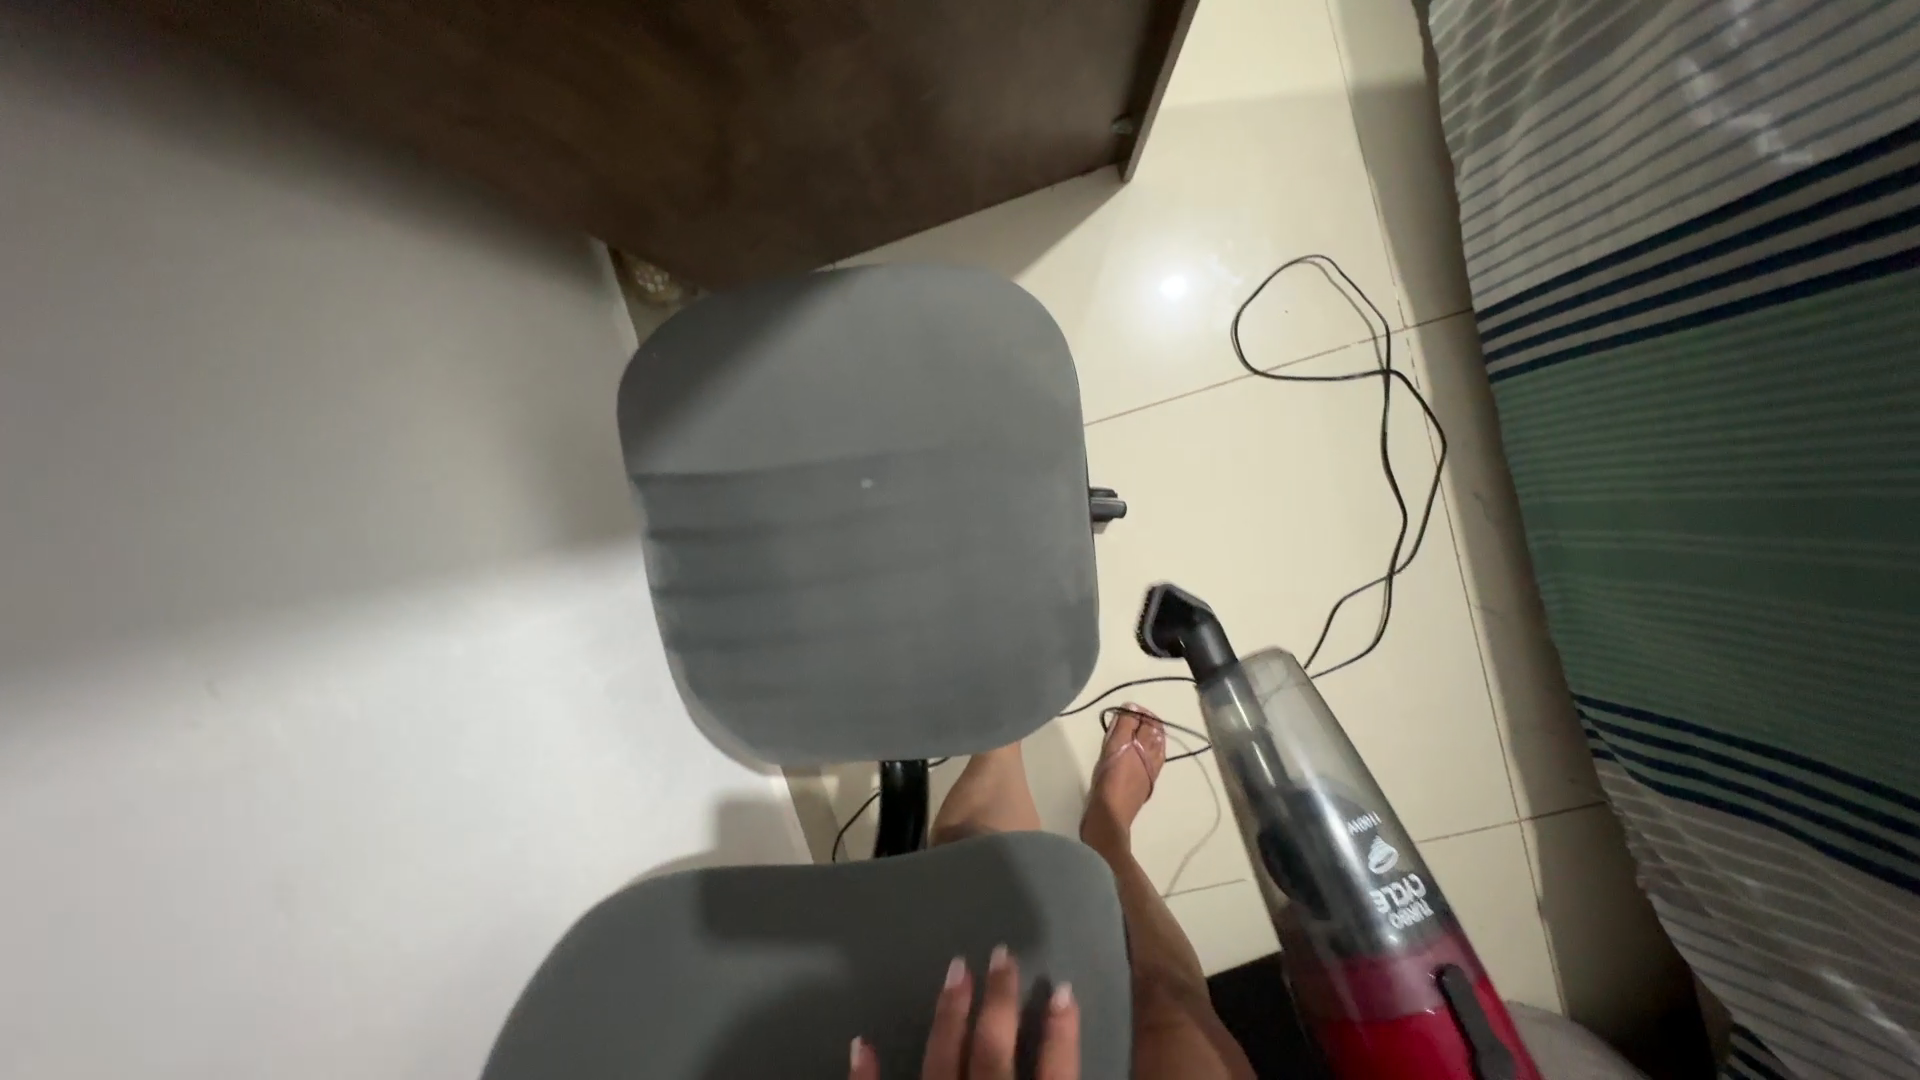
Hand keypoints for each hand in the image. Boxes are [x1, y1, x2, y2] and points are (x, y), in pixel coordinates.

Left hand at [849, 945, 1079, 1079]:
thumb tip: (1092, 1055)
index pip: (1055, 1076)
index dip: (1063, 1032)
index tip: (1064, 986)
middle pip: (993, 1056)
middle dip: (999, 1002)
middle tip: (1002, 953)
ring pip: (940, 1066)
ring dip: (949, 1017)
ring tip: (957, 968)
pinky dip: (867, 1075)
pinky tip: (861, 1041)